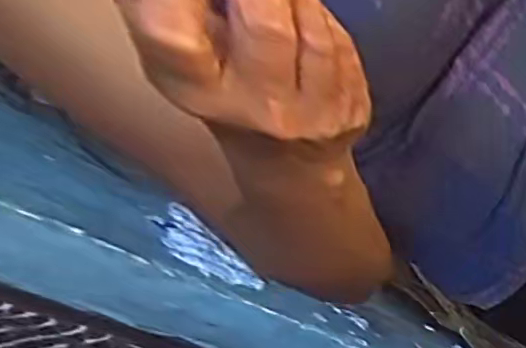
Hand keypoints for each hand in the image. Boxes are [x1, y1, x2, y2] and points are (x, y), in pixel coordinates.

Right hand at [118, 0, 370, 157]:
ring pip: (316, 38)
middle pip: (267, 27)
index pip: (174, 34)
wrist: (285, 155)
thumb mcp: (173, 50)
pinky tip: (304, 8)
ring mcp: (318, 118)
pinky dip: (322, 19)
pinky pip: (342, 53)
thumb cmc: (214, 83)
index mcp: (196, 90)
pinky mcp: (352, 116)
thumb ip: (173, 10)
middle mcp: (264, 111)